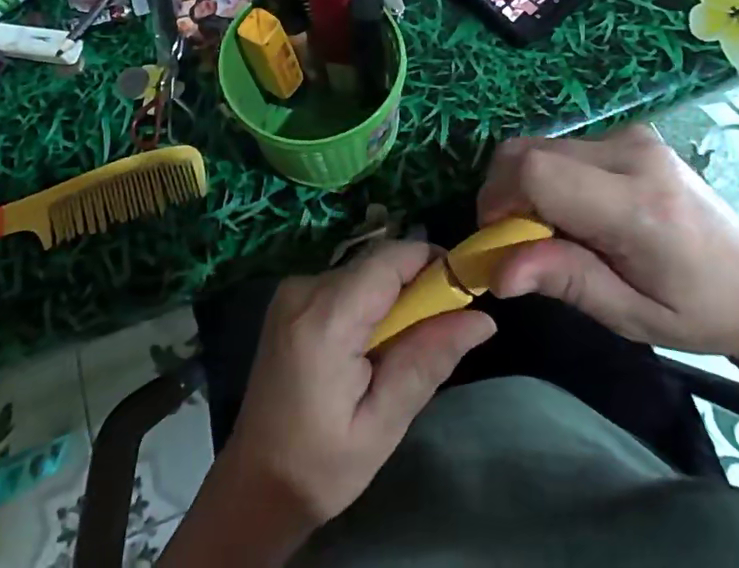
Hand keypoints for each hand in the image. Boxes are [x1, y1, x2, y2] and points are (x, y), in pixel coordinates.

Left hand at [216, 241, 495, 527]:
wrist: (257, 478)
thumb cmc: (321, 464)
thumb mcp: (383, 423)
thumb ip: (427, 361)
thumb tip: (481, 318)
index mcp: (324, 319)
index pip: (388, 260)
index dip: (431, 263)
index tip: (466, 290)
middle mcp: (302, 289)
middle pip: (375, 264)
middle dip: (415, 287)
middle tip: (441, 334)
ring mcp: (291, 291)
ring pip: (362, 272)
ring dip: (392, 299)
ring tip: (403, 351)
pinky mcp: (288, 300)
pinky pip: (343, 285)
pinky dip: (367, 304)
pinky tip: (371, 348)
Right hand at [477, 125, 738, 383]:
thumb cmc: (701, 313)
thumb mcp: (631, 316)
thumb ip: (565, 281)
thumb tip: (497, 271)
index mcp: (639, 206)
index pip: (538, 172)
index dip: (499, 200)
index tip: (500, 240)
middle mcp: (633, 156)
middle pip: (527, 152)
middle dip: (504, 194)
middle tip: (518, 239)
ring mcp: (633, 138)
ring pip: (538, 147)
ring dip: (524, 186)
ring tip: (552, 229)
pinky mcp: (630, 135)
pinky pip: (560, 148)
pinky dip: (546, 177)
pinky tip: (574, 212)